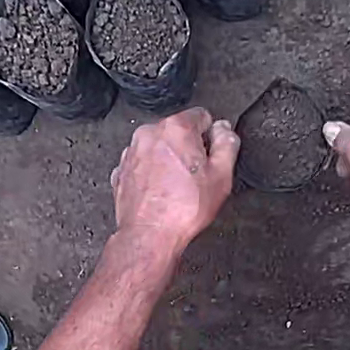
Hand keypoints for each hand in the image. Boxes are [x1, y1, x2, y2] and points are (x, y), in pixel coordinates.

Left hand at [110, 108, 238, 253]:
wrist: (149, 234)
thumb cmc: (183, 208)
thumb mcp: (221, 176)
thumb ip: (227, 145)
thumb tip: (224, 130)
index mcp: (176, 128)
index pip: (202, 116)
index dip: (211, 137)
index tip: (211, 156)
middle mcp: (150, 133)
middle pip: (178, 131)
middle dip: (188, 148)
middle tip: (196, 177)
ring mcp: (132, 152)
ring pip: (159, 147)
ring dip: (169, 160)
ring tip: (177, 188)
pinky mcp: (122, 170)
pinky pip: (143, 164)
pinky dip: (152, 173)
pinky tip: (160, 192)